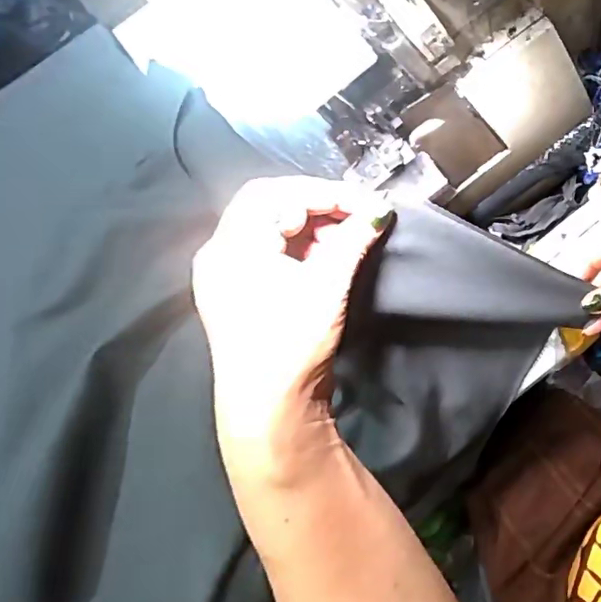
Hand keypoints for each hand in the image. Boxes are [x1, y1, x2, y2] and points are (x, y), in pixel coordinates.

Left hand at [193, 177, 390, 485]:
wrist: (268, 409)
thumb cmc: (291, 343)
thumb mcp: (327, 285)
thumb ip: (353, 240)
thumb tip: (378, 210)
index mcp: (231, 246)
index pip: (275, 193)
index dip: (323, 192)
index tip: (365, 203)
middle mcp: (222, 255)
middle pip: (270, 207)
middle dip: (319, 206)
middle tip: (358, 216)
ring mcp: (229, 276)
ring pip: (273, 230)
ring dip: (314, 227)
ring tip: (350, 239)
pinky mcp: (243, 295)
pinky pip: (272, 254)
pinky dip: (303, 248)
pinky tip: (330, 257)